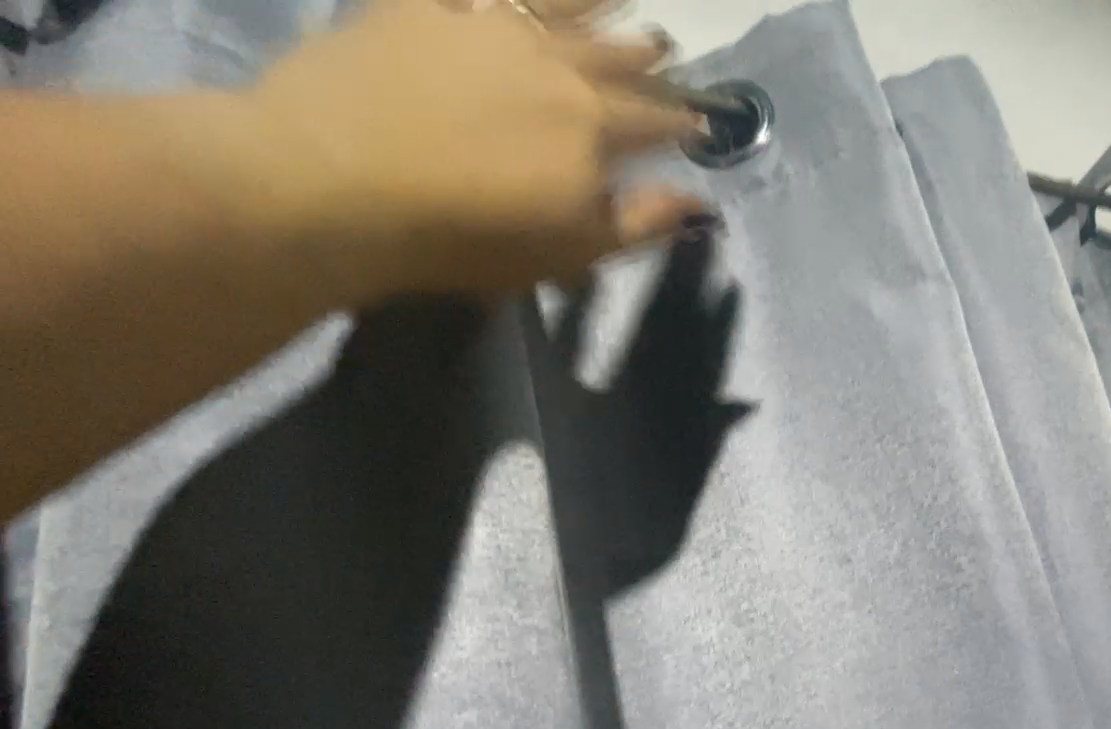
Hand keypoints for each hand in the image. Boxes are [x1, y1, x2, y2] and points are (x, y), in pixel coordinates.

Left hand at [241, 0, 707, 300]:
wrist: (335, 187)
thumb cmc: (470, 237)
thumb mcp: (572, 249)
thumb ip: (641, 221)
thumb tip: (700, 201)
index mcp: (593, 127)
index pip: (655, 121)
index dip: (683, 123)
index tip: (703, 123)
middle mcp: (552, 64)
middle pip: (613, 57)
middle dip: (646, 57)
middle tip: (666, 47)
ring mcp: (483, 27)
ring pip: (554, 7)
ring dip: (592, 3)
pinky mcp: (417, 10)